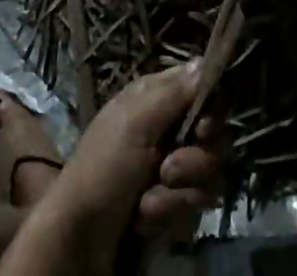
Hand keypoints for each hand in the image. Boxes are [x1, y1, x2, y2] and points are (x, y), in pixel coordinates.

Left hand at [30, 62, 224, 267]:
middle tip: (167, 170)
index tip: (204, 127)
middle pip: (215, 133)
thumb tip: (205, 60)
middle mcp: (169, 124)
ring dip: (179, 193)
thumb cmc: (103, 167)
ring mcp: (174, 162)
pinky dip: (170, 211)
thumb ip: (175, 92)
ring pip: (210, 170)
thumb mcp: (135, 122)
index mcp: (156, 96)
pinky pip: (197, 200)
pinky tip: (146, 217)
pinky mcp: (175, 197)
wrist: (81, 237)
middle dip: (195, 160)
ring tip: (148, 202)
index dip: (211, 104)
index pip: (200, 84)